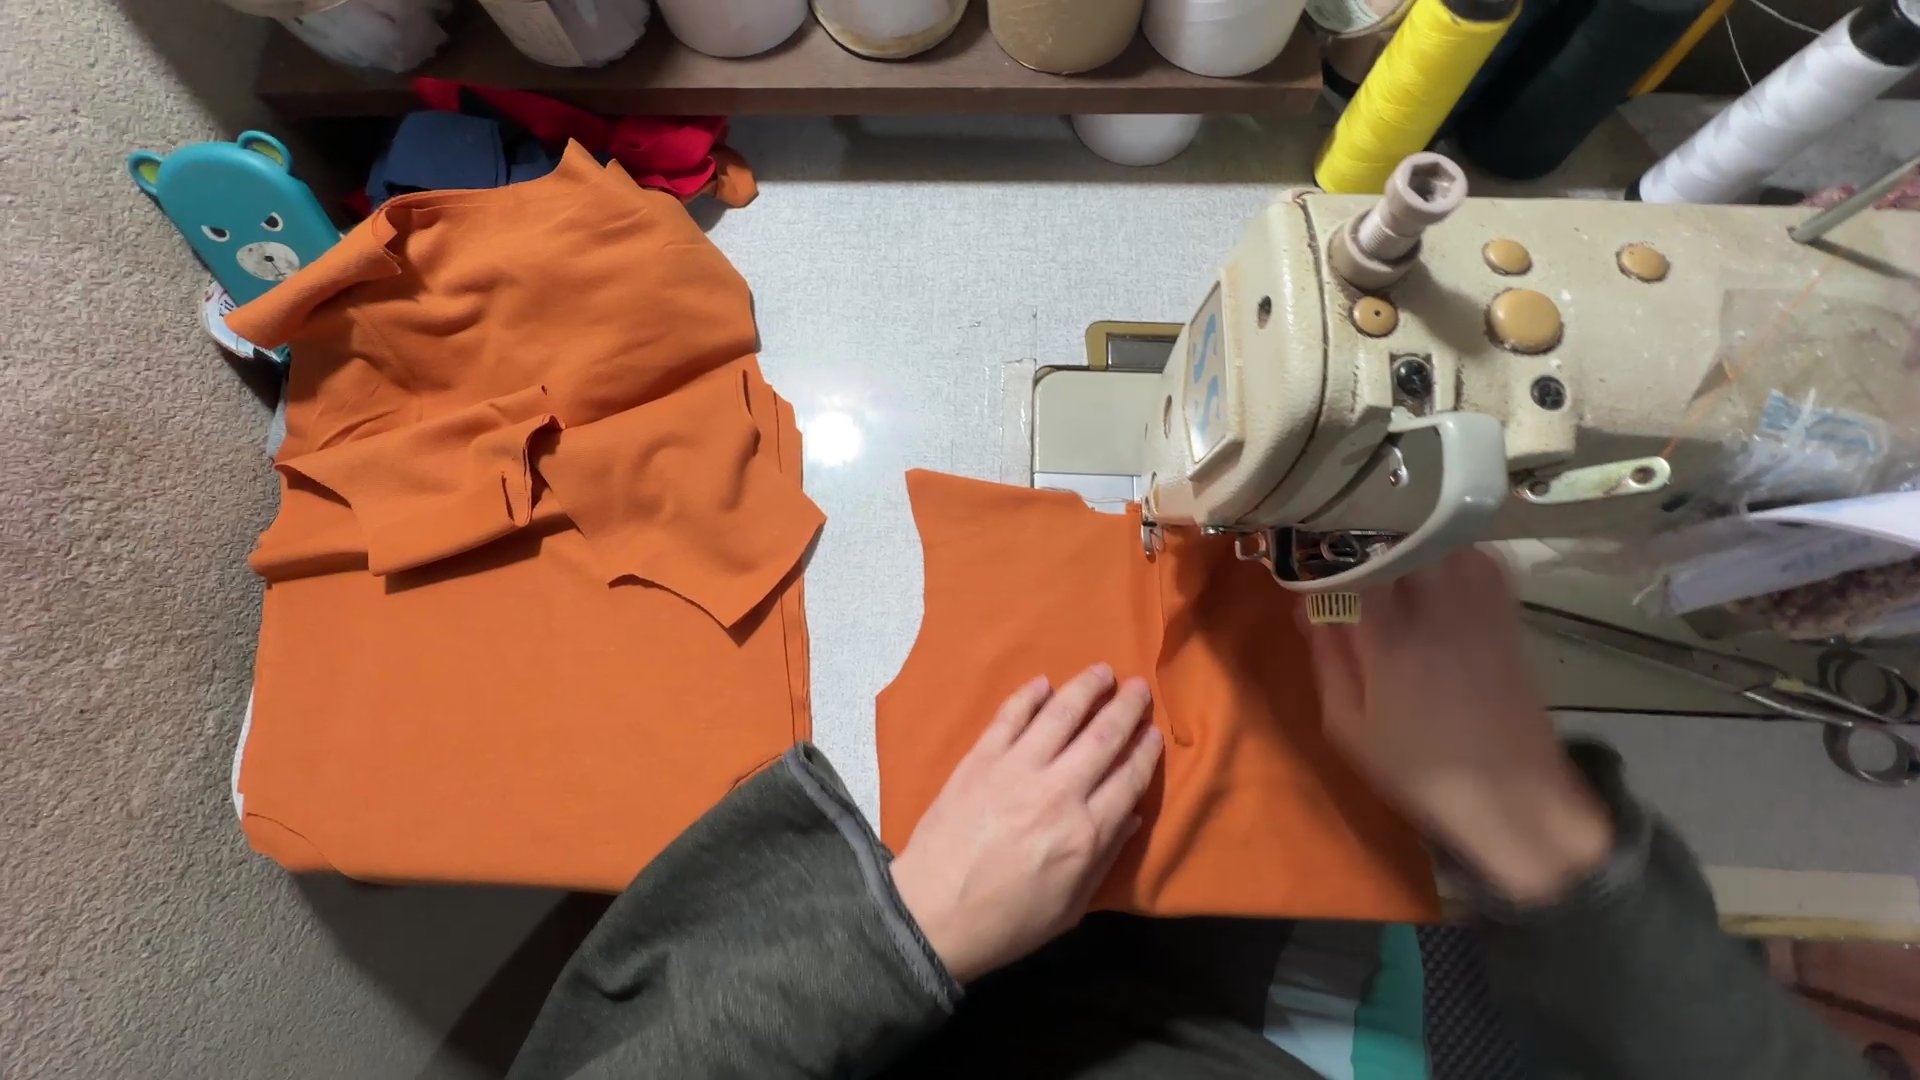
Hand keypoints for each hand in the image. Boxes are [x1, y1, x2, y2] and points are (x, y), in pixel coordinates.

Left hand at [889, 664, 1162, 982]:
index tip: (1154, 732)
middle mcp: (1057, 791)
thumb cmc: (1006, 920)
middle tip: (1139, 686)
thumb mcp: (1070, 907)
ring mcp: (1016, 768)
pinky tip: (1043, 682)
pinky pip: (1010, 716)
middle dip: (1126, 708)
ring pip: (1060, 715)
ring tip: (1101, 671)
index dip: (1145, 752)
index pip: (1128, 779)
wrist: (932, 913)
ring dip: (1085, 688)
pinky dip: (1028, 695)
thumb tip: (1131, 815)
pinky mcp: (980, 758)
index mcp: (1085, 833)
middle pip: (1102, 738)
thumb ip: (1105, 858)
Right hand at [1307, 548, 1613, 903]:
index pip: (1356, 566)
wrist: (1514, 800)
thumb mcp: (1347, 725)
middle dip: (1367, 537)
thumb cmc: (1418, 768)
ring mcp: (1482, 612)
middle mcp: (1440, 613)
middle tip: (1342, 545)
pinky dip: (1455, 552)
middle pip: (1404, 542)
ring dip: (1412, 539)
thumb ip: (1327, 659)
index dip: (1327, 551)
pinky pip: (1484, 563)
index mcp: (1393, 640)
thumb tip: (1308, 608)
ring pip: (1447, 544)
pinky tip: (1435, 565)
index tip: (1305, 553)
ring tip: (1385, 550)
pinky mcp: (1509, 621)